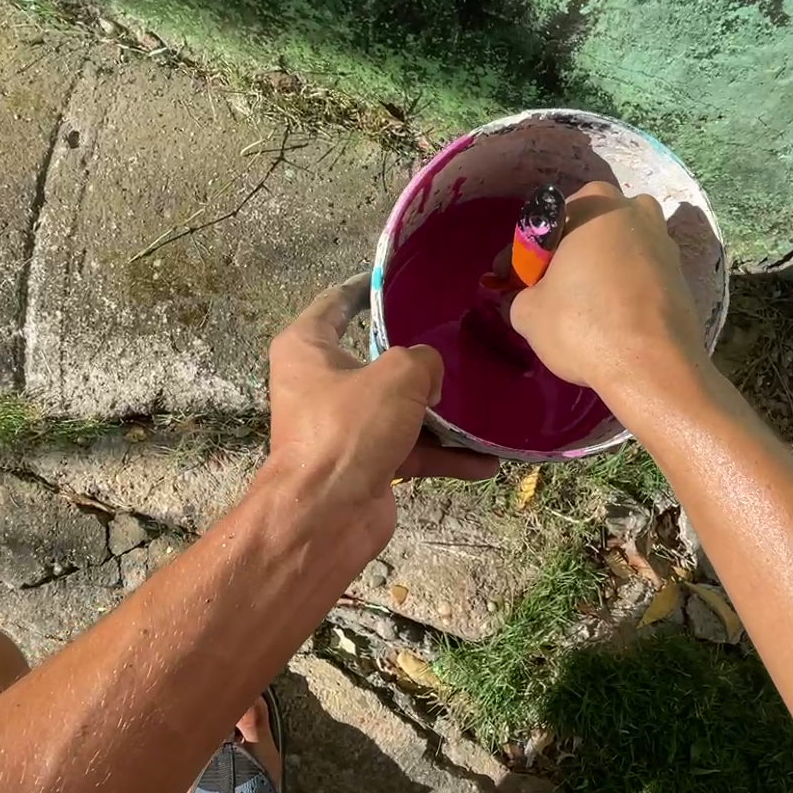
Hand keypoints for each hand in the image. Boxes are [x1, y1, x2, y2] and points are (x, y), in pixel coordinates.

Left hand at [260, 273, 497, 560]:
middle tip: (462, 339)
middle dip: (419, 355)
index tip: (403, 277)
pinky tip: (485, 460)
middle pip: (377, 359)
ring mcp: (344, 427)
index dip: (368, 286)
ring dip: (442, 414)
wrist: (327, 515)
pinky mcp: (366, 464)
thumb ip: (424, 360)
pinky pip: (411, 451)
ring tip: (485, 403)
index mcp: (307, 348)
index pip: (336, 302)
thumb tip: (430, 379)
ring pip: (400, 409)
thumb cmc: (349, 428)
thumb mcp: (397, 375)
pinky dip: (444, 456)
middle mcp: (321, 385)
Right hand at [509, 181, 704, 398]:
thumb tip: (522, 297)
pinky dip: (619, 289)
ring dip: (594, 271)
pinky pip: (636, 275)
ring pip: (614, 252)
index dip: (519, 256)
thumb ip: (518, 295)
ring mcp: (663, 241)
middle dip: (562, 257)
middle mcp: (634, 211)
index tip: (510, 280)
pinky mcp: (680, 275)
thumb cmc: (582, 325)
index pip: (542, 224)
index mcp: (594, 204)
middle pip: (583, 232)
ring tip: (577, 307)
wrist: (651, 366)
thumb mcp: (527, 313)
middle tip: (544, 291)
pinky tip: (607, 319)